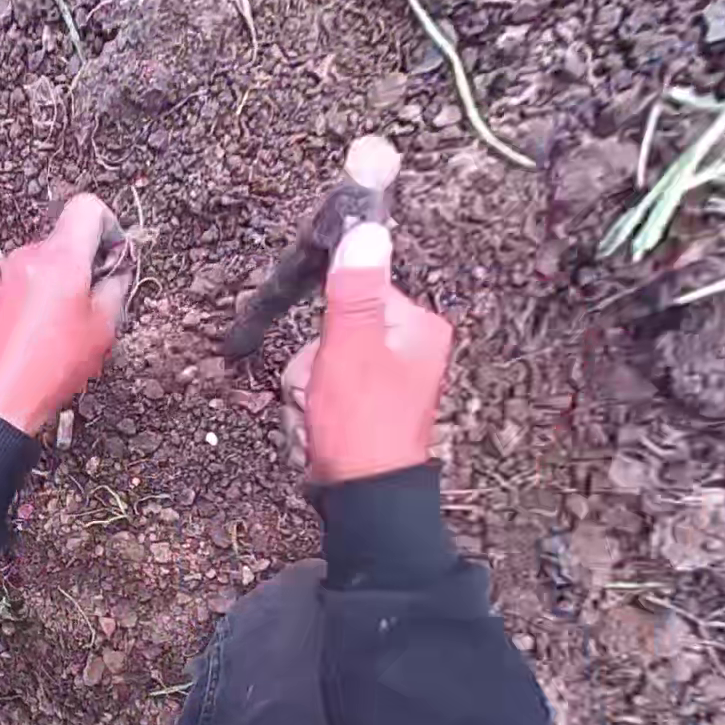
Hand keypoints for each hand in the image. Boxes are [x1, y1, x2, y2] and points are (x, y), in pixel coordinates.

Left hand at [0, 194, 128, 434]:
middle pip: (69, 237)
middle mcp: (31, 256)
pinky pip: (32, 281)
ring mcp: (10, 274)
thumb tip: (119, 269)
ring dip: (68, 282)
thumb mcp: (103, 328)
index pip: (87, 207)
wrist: (2, 396)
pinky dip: (47, 295)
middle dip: (90, 262)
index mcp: (61, 257)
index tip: (115, 258)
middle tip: (101, 300)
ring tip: (75, 324)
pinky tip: (51, 332)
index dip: (110, 226)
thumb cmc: (53, 365)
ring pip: (51, 261)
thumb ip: (116, 287)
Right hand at [303, 222, 453, 483]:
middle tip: (324, 391)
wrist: (361, 494)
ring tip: (322, 416)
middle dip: (314, 366)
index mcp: (416, 328)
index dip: (330, 323)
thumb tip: (365, 230)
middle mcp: (406, 350)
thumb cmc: (361, 426)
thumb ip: (354, 291)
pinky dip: (312, 409)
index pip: (358, 295)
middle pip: (333, 332)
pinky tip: (321, 428)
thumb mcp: (351, 347)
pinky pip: (322, 390)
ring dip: (307, 391)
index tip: (328, 350)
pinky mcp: (364, 405)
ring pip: (320, 364)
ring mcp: (384, 380)